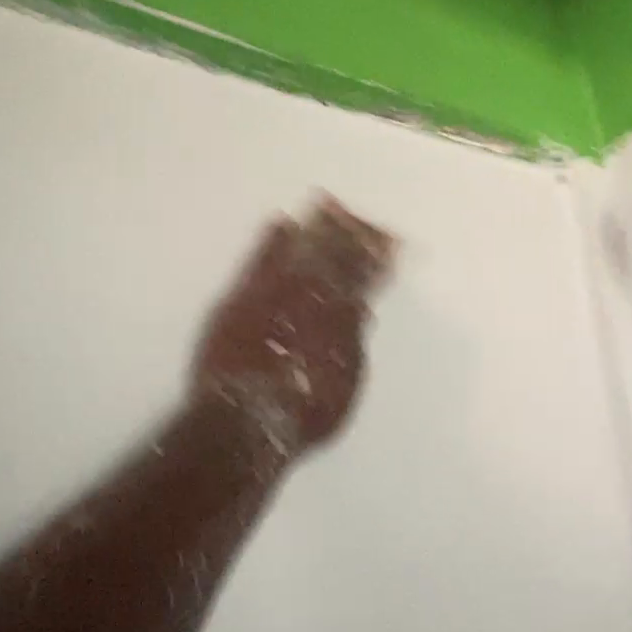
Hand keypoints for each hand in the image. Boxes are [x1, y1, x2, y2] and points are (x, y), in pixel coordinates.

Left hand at [192, 197, 396, 448]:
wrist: (241, 427)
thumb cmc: (303, 414)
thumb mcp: (347, 382)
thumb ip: (353, 341)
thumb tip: (361, 310)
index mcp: (342, 314)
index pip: (366, 273)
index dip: (380, 255)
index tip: (392, 241)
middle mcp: (311, 296)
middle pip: (337, 253)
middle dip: (354, 232)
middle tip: (362, 214)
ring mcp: (273, 293)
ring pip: (302, 247)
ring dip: (318, 225)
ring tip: (329, 204)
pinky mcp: (239, 299)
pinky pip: (259, 259)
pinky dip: (272, 239)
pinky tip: (281, 224)